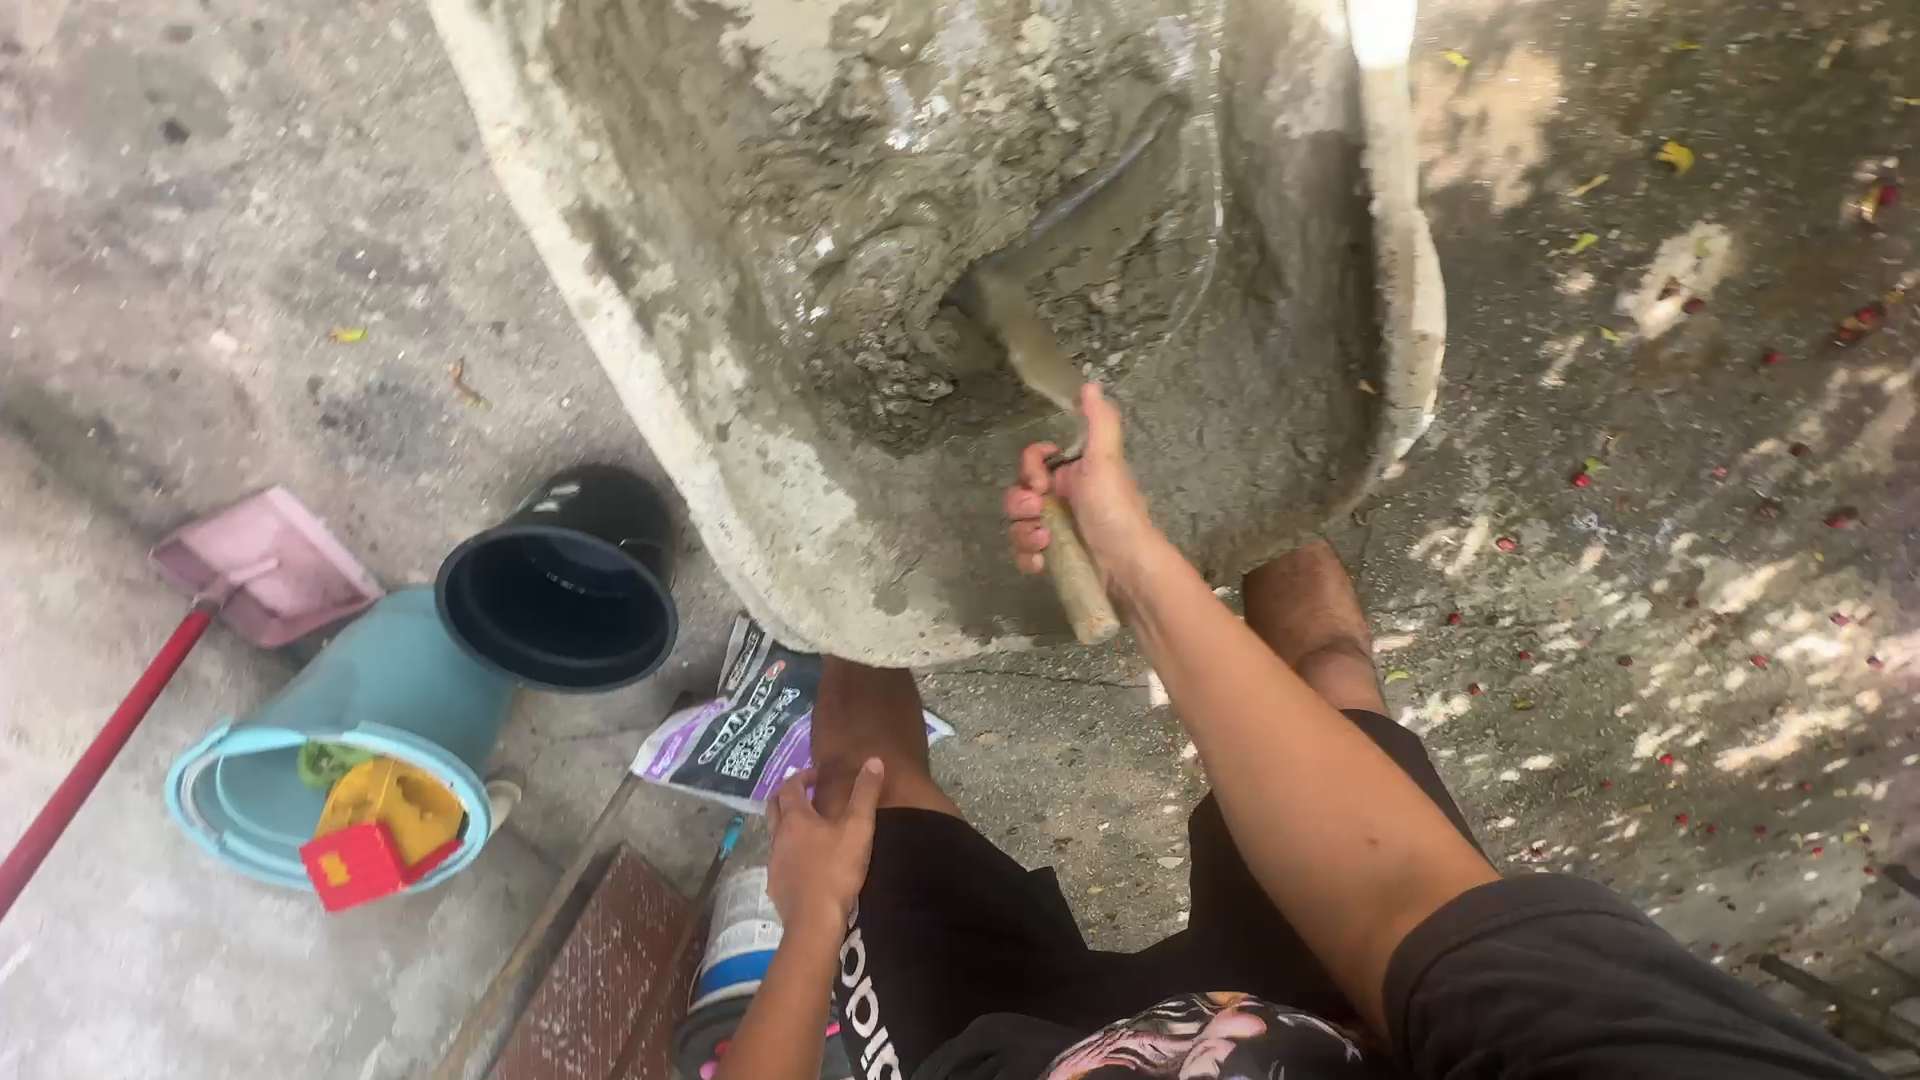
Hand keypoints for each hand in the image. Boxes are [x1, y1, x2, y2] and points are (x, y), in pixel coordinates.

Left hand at [765, 759, 884, 934]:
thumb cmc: (836, 870)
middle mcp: (779, 836)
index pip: (790, 787)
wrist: (814, 921)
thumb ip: (865, 794)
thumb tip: (874, 760)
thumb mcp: (858, 828)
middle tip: (805, 793)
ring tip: (809, 828)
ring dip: (788, 825)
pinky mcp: (776, 885)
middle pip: (773, 807)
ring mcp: (774, 862)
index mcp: (795, 819)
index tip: (817, 775)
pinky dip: (789, 852)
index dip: (802, 776)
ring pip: (775, 834)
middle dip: (786, 795)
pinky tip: (806, 862)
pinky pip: (779, 860)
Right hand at [1003, 383, 1157, 578]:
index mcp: (1073, 474)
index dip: (1029, 469)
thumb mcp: (1107, 461)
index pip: (1033, 461)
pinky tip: (1042, 562)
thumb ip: (1099, 422)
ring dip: (1023, 533)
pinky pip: (1025, 553)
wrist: (1128, 565)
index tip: (1041, 482)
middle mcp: (1062, 499)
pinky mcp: (1054, 558)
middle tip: (1039, 513)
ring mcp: (1056, 530)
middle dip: (1020, 504)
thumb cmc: (1116, 509)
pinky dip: (1027, 557)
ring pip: (1018, 524)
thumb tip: (1089, 384)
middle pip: (1018, 494)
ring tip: (1045, 541)